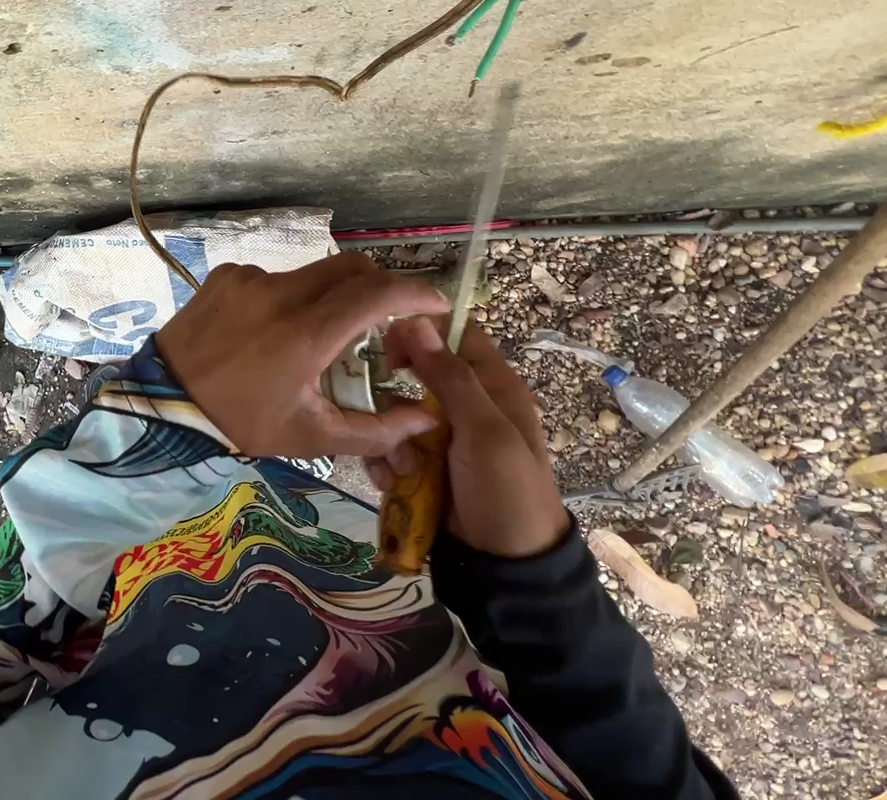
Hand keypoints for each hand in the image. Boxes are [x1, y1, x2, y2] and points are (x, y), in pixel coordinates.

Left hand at [154, 254, 450, 459]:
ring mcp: (249, 278)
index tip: (436, 306)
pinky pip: (273, 278)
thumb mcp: (307, 435)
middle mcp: (279, 293)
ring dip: (328, 298)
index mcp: (305, 333)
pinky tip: (269, 332)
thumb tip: (424, 418)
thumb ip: (374, 429)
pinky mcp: (225, 276)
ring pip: (312, 273)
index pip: (379, 292)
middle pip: (352, 268)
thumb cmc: (237, 421)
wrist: (161, 401)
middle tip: (383, 321)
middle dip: (379, 288)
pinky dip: (286, 299)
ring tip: (314, 339)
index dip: (417, 293)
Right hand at [381, 316, 569, 557]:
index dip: (420, 331)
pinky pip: (389, 444)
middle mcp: (464, 402)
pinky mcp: (421, 461)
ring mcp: (440, 433)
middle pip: (413, 372)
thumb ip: (449, 377)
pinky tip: (389, 480)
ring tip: (396, 465)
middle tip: (380, 414)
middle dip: (392, 394)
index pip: (453, 333)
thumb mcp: (484, 432)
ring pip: (394, 410)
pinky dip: (384, 459)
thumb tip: (413, 318)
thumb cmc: (507, 491)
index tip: (386, 347)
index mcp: (492, 385)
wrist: (505, 567)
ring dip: (387, 435)